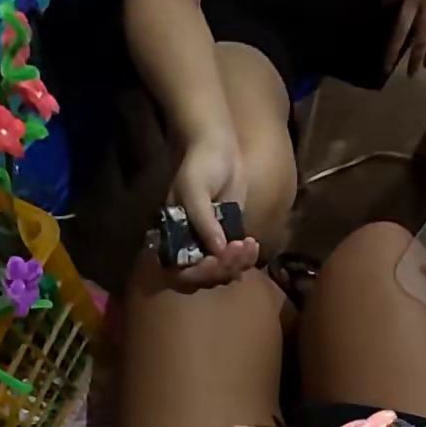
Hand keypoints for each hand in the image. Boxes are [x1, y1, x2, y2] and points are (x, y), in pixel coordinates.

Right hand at [168, 130, 260, 287]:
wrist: (220, 149)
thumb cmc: (199, 166)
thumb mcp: (195, 190)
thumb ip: (203, 221)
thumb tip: (217, 251)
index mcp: (172, 237)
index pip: (181, 272)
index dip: (199, 273)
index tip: (215, 260)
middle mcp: (189, 245)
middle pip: (204, 277)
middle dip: (223, 268)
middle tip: (238, 249)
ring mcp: (209, 244)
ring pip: (222, 272)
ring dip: (238, 264)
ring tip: (249, 244)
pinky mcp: (228, 239)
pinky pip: (236, 260)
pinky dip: (246, 258)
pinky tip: (252, 243)